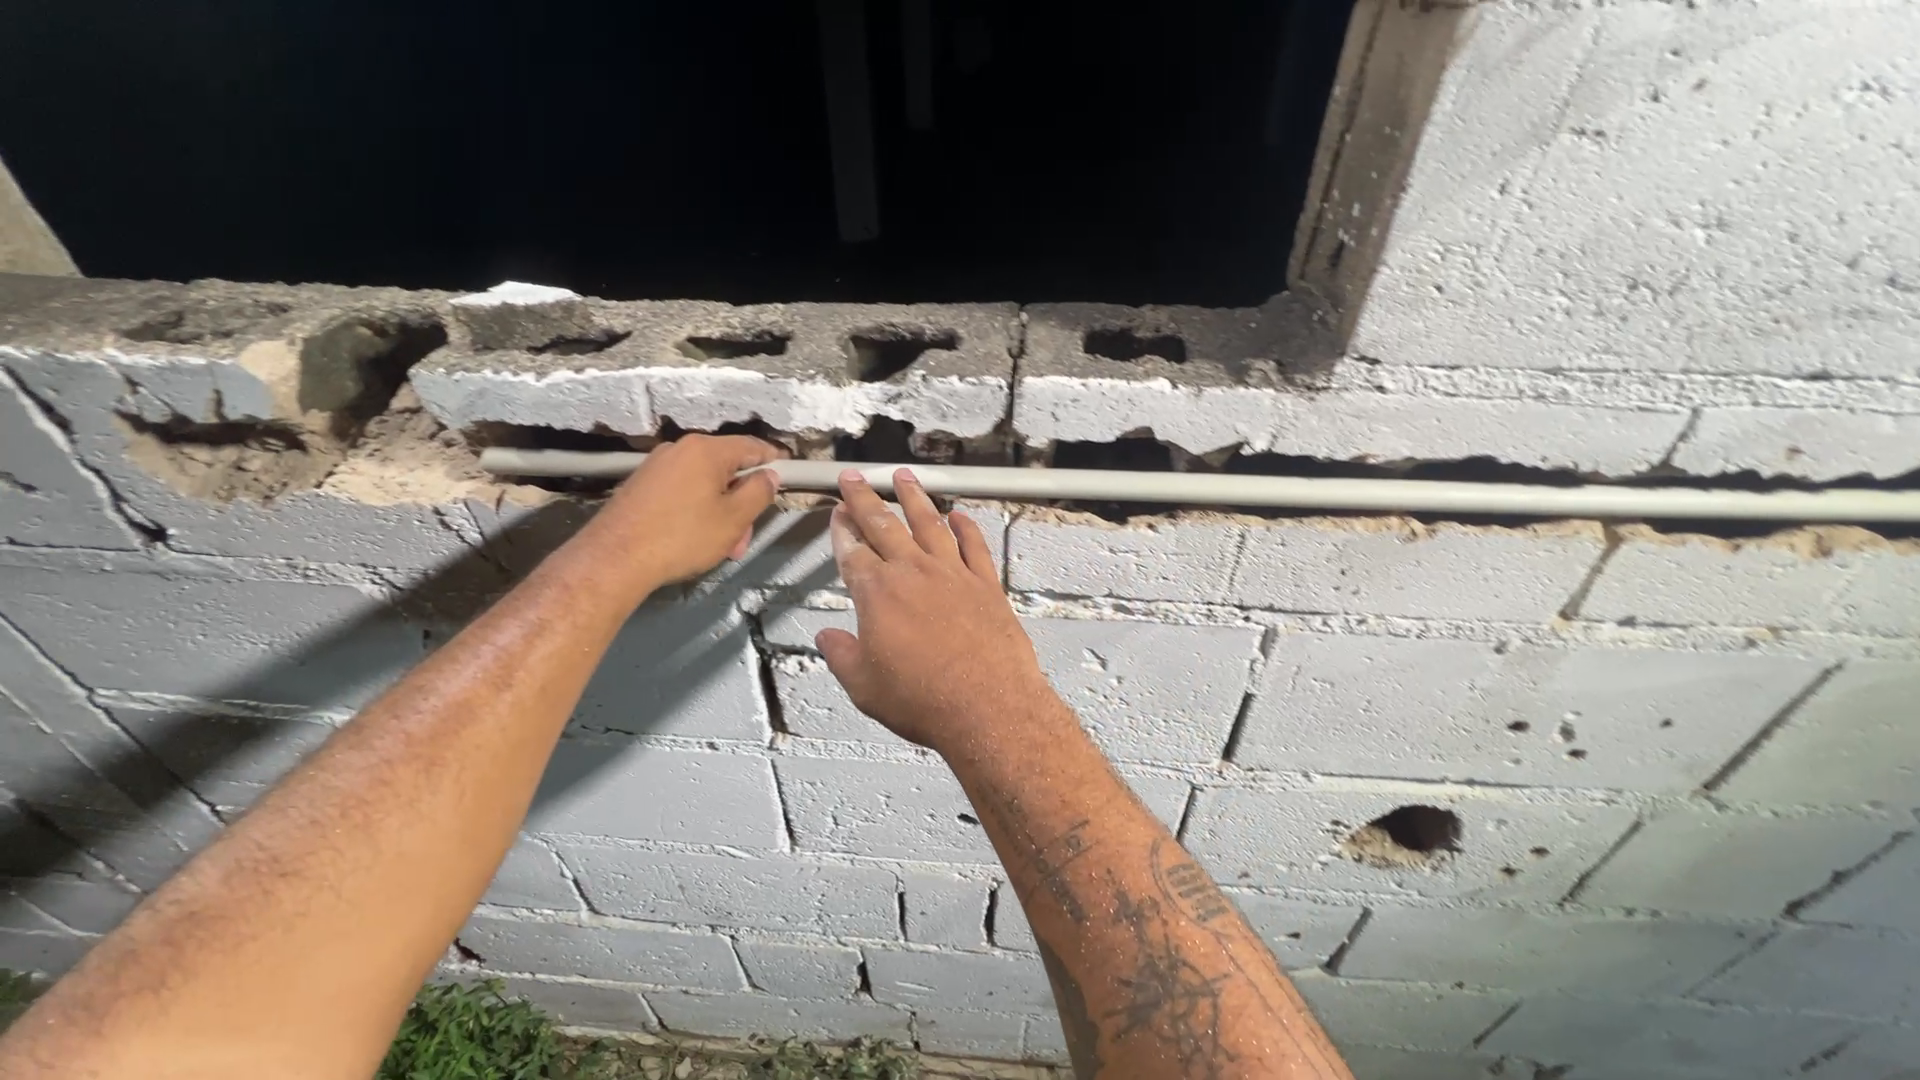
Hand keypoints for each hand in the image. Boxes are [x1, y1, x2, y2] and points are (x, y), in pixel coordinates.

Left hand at [580, 434, 782, 593]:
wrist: (615, 559)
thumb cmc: (682, 537)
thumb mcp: (733, 519)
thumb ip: (759, 492)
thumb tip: (769, 475)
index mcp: (706, 450)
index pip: (752, 446)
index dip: (775, 460)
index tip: (789, 474)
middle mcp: (680, 449)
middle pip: (727, 468)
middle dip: (742, 501)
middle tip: (743, 537)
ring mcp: (657, 466)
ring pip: (705, 484)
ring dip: (721, 512)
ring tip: (719, 548)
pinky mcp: (641, 485)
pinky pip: (682, 491)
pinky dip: (696, 510)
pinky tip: (694, 540)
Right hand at [817, 469, 1070, 757]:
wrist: (987, 707)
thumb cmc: (926, 700)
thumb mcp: (864, 686)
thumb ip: (842, 656)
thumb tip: (827, 639)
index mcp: (878, 594)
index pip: (852, 551)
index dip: (841, 529)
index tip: (837, 512)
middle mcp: (914, 574)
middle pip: (884, 524)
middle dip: (865, 497)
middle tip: (855, 478)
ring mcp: (953, 575)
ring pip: (929, 523)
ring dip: (914, 497)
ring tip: (904, 477)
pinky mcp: (986, 585)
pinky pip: (974, 545)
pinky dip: (967, 527)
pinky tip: (960, 515)